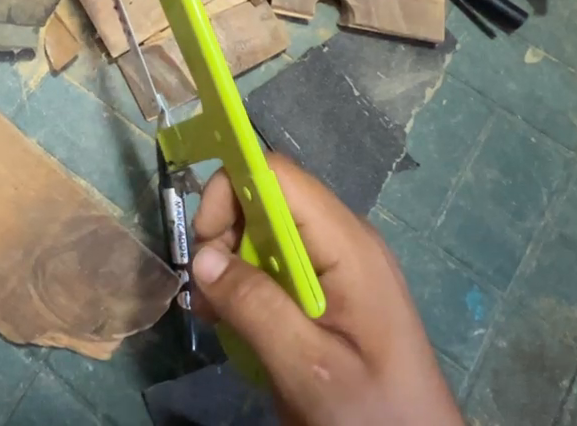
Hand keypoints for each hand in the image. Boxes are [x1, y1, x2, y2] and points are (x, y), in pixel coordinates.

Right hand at [191, 153, 462, 425]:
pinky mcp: (332, 287)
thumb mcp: (310, 370)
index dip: (231, 190)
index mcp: (347, 244)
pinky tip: (241, 323)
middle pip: (266, 200)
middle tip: (207, 293)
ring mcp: (339, 262)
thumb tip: (203, 257)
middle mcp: (343, 239)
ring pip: (265, 231)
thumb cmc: (374, 414)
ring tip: (218, 316)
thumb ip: (257, 308)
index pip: (276, 174)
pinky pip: (278, 261)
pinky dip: (249, 283)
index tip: (205, 244)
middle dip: (224, 234)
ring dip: (231, 264)